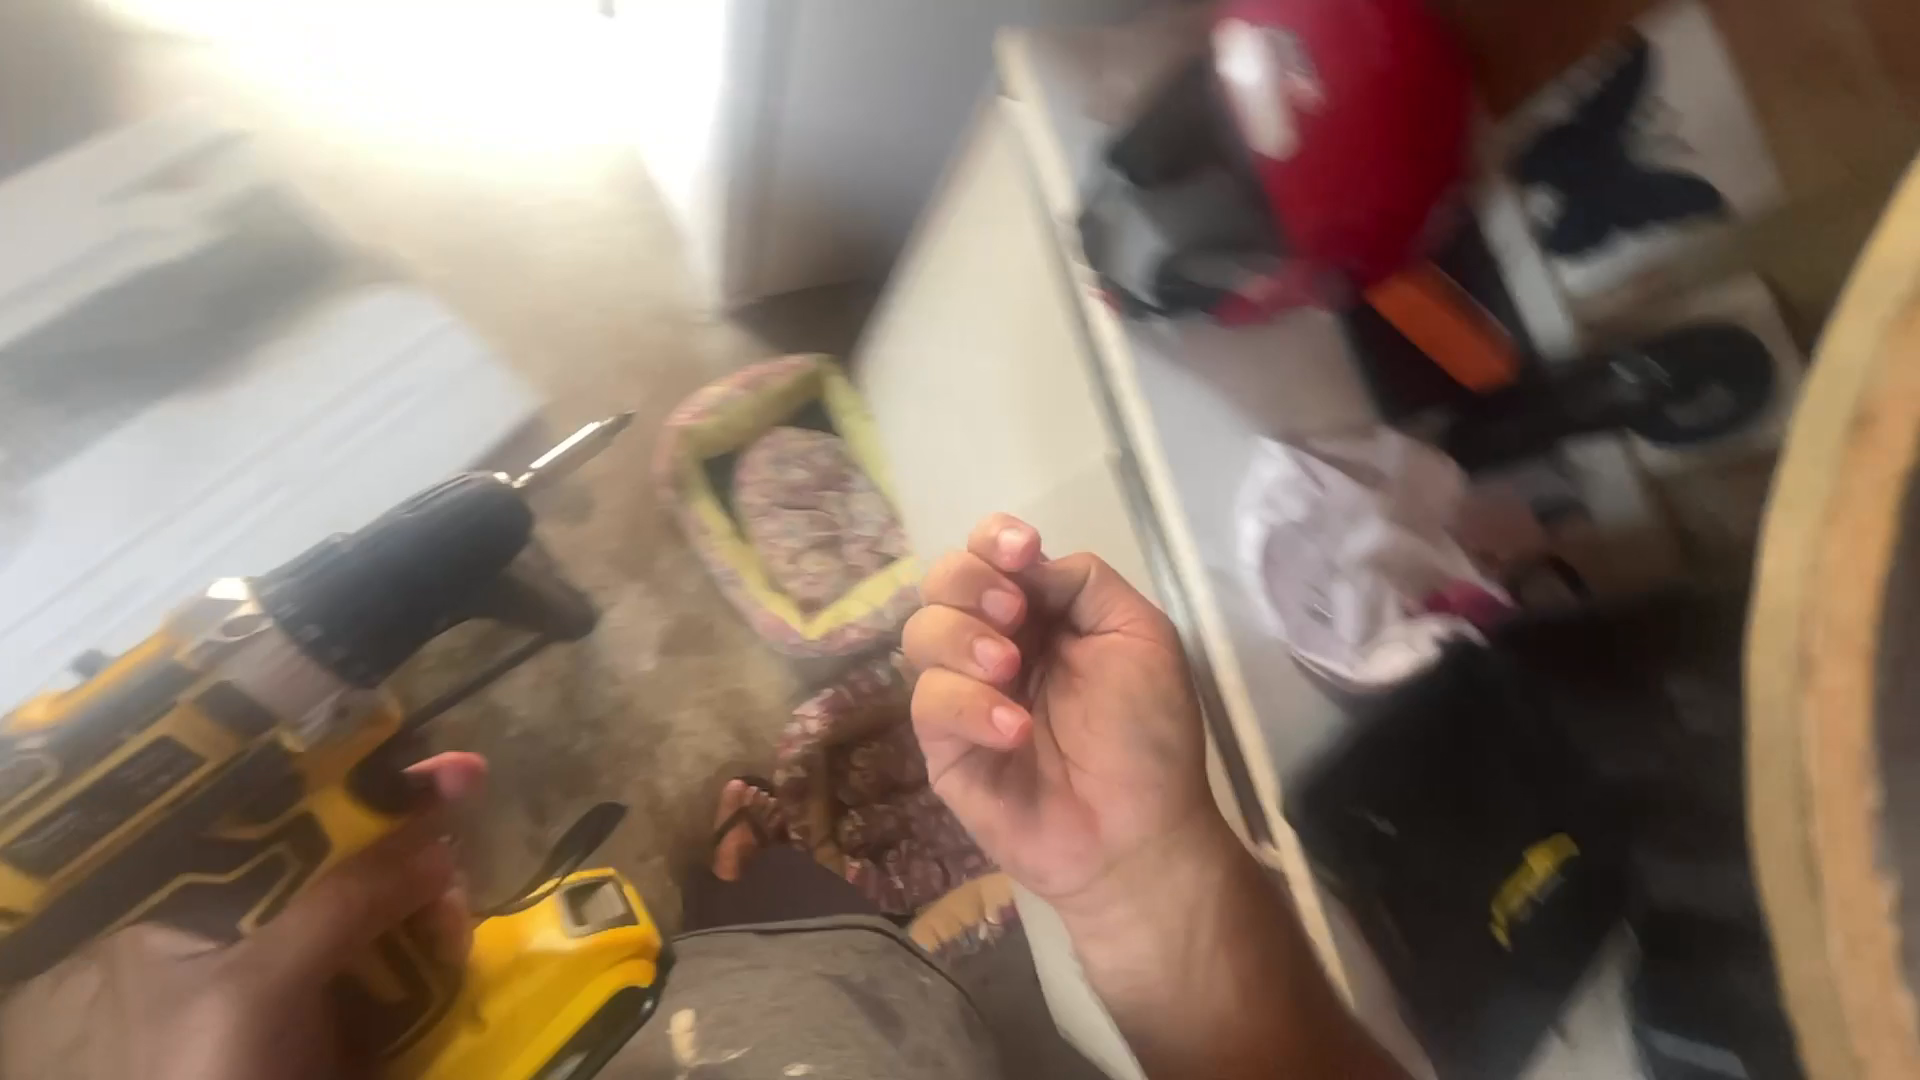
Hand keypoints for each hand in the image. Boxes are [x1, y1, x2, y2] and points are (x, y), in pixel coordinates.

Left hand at [0, 752, 484, 1079]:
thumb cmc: (216, 1074)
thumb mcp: (259, 987)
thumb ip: (342, 901)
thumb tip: (439, 838)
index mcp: (200, 912)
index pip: (276, 816)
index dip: (347, 776)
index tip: (411, 747)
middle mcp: (260, 923)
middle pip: (349, 844)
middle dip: (409, 829)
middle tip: (469, 779)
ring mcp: (315, 960)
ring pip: (394, 887)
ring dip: (434, 891)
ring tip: (450, 922)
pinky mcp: (363, 991)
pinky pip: (414, 934)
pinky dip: (442, 933)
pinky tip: (452, 945)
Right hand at [904, 514, 1222, 909]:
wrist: (1138, 833)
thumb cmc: (1148, 733)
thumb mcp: (1140, 635)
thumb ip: (1085, 583)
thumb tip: (1028, 565)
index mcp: (1039, 612)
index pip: (989, 553)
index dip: (993, 540)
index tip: (1021, 553)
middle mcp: (993, 641)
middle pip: (942, 580)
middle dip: (970, 584)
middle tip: (1013, 617)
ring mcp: (964, 691)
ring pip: (921, 632)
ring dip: (963, 639)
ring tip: (1011, 670)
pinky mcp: (944, 743)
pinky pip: (929, 702)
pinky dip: (969, 706)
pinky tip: (1015, 732)